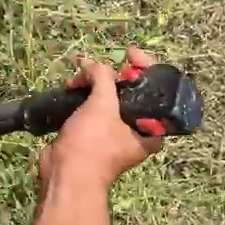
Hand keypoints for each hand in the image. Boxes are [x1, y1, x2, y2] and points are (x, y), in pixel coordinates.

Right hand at [36, 47, 164, 196]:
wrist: (67, 172)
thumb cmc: (93, 142)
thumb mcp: (102, 106)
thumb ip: (103, 79)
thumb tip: (93, 64)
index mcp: (152, 128)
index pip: (157, 89)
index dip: (144, 67)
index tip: (128, 52)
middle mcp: (138, 129)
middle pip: (130, 91)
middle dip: (109, 75)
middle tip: (91, 67)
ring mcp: (115, 132)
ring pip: (109, 98)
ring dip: (92, 84)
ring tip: (75, 80)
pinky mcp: (94, 133)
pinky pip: (93, 107)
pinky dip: (84, 95)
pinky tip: (71, 88)